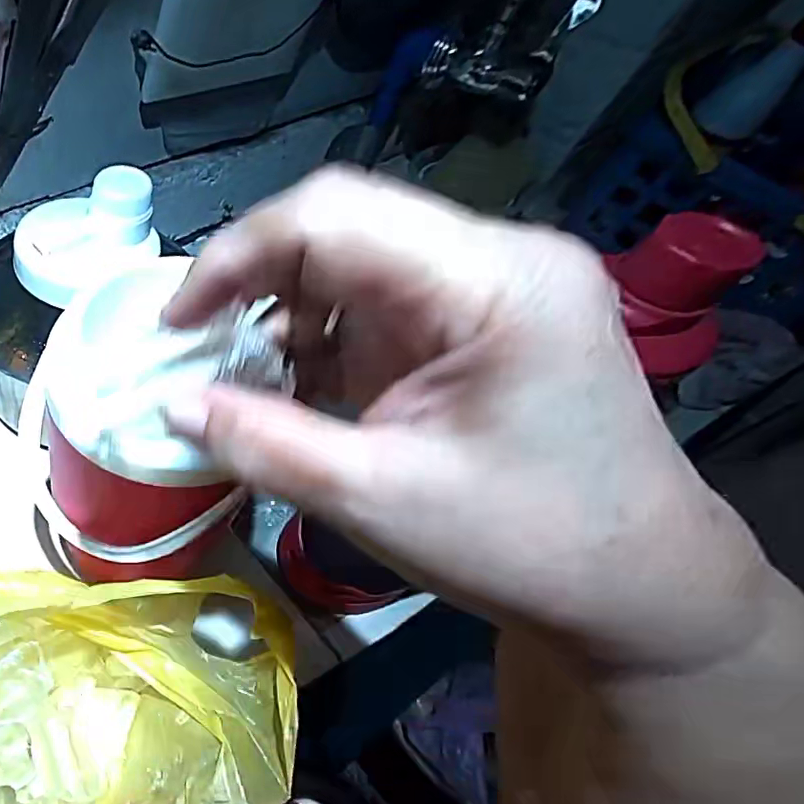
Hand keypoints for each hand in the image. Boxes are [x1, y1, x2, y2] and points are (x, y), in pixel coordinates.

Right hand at [165, 168, 767, 671]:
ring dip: (286, 326)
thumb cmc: (522, 546)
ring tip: (240, 388)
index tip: (176, 323)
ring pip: (355, 276)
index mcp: (489, 281)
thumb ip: (265, 445)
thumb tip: (174, 405)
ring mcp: (488, 296)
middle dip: (255, 293)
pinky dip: (323, 353)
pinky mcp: (476, 334)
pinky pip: (379, 317)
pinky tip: (293, 398)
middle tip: (200, 359)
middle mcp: (495, 262)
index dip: (235, 258)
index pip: (332, 215)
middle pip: (342, 236)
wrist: (629, 588)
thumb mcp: (376, 498)